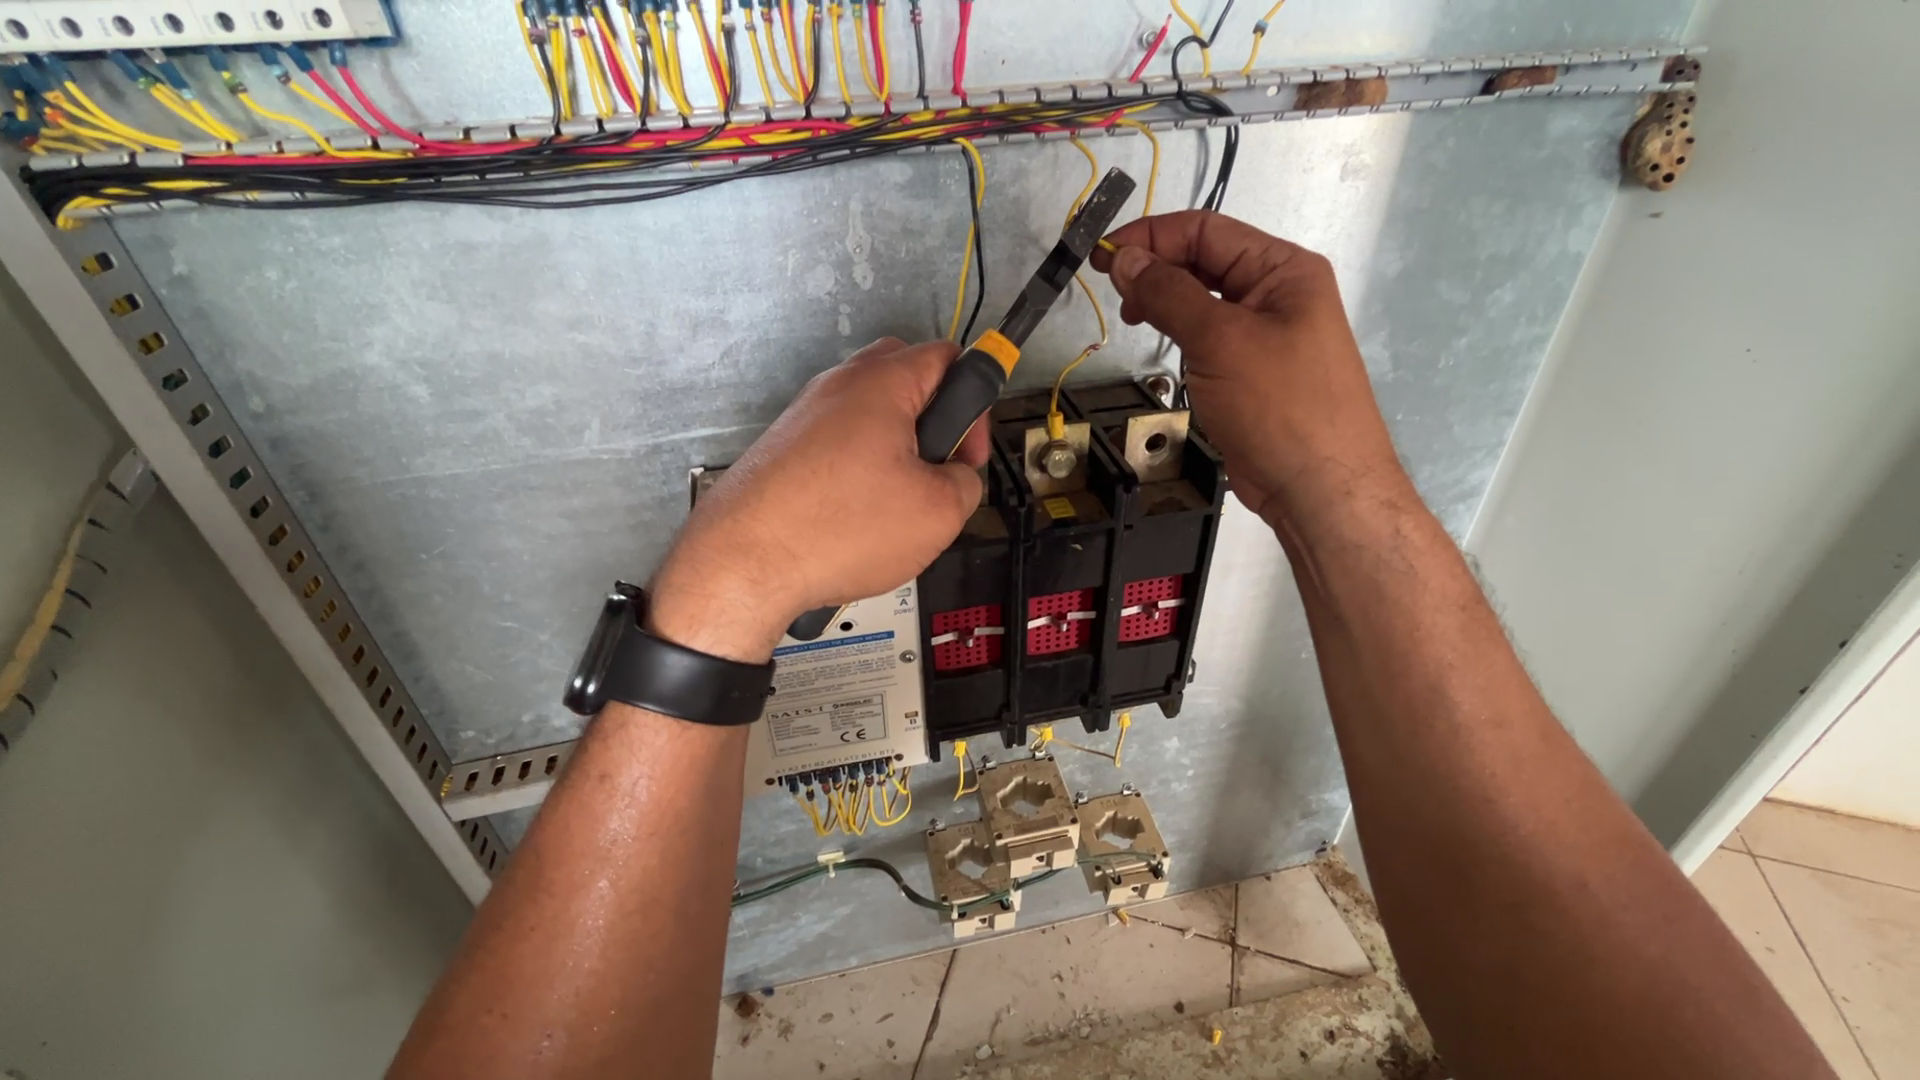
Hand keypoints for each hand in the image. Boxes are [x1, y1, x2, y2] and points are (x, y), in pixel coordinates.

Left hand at [647, 338, 990, 661]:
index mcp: (881, 383)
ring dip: (894, 450)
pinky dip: (858, 471)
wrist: (744, 562)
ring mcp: (805, 415)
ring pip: (870, 416)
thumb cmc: (834, 529)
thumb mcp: (939, 513)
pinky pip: (837, 445)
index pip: (947, 357)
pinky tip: (857, 516)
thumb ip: (966, 481)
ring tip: (896, 503)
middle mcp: (837, 386)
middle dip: (933, 421)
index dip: (974, 404)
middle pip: (905, 379)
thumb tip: (958, 477)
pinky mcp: (784, 448)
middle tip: (938, 470)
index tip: (968, 449)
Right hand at [1092, 212, 1408, 533]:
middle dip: (1155, 268)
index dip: (1151, 237)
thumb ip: (1168, 294)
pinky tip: (1160, 343)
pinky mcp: (1253, 372)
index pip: (1206, 231)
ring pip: (1204, 301)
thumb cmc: (1278, 405)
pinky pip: (1210, 336)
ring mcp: (1267, 335)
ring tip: (1130, 317)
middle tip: (1111, 291)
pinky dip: (1180, 332)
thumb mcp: (1219, 339)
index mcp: (1282, 269)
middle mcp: (1277, 294)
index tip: (1104, 258)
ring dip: (1165, 300)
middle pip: (1205, 261)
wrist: (1318, 488)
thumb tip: (1125, 259)